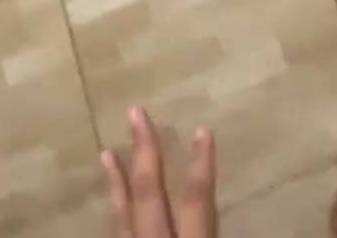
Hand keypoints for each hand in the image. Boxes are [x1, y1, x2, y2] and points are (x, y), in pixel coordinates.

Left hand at [103, 107, 217, 237]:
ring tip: (106, 152)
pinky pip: (114, 233)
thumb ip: (218, 235)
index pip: (196, 198)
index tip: (203, 129)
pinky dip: (113, 211)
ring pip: (122, 215)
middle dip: (144, 152)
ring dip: (116, 182)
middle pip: (149, 194)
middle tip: (136, 112)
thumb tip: (230, 215)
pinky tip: (111, 198)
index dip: (202, 163)